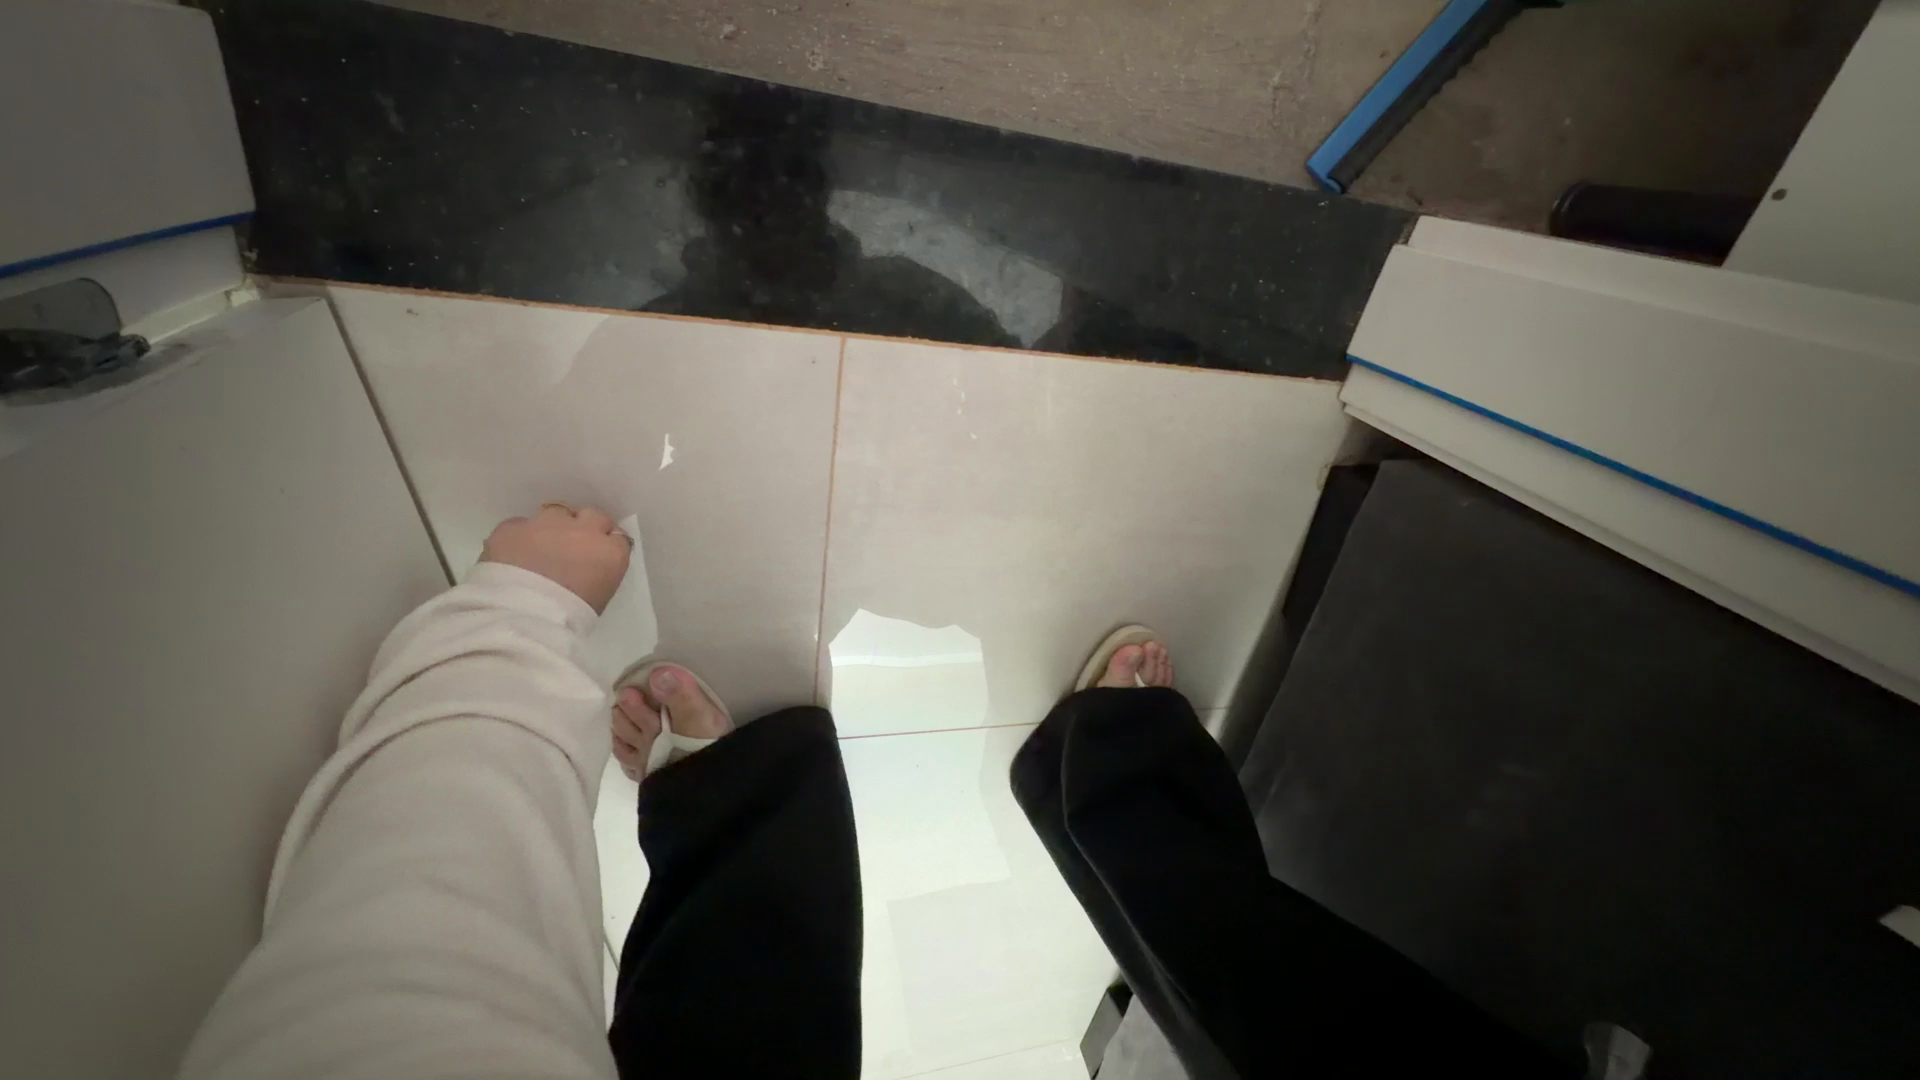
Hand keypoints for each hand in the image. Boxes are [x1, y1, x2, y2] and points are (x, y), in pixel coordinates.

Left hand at [479, 503, 630, 612]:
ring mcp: (546, 524)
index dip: (607, 544)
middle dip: (585, 526)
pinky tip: (513, 555)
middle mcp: (583, 530)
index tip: (598, 555)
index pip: (618, 536)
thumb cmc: (570, 617)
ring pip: (555, 513)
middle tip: (574, 546)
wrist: (522, 618)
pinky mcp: (512, 527)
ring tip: (540, 549)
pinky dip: (519, 537)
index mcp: (610, 551)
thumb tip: (590, 563)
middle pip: (592, 515)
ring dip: (553, 527)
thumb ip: (600, 570)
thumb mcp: (601, 594)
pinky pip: (519, 525)